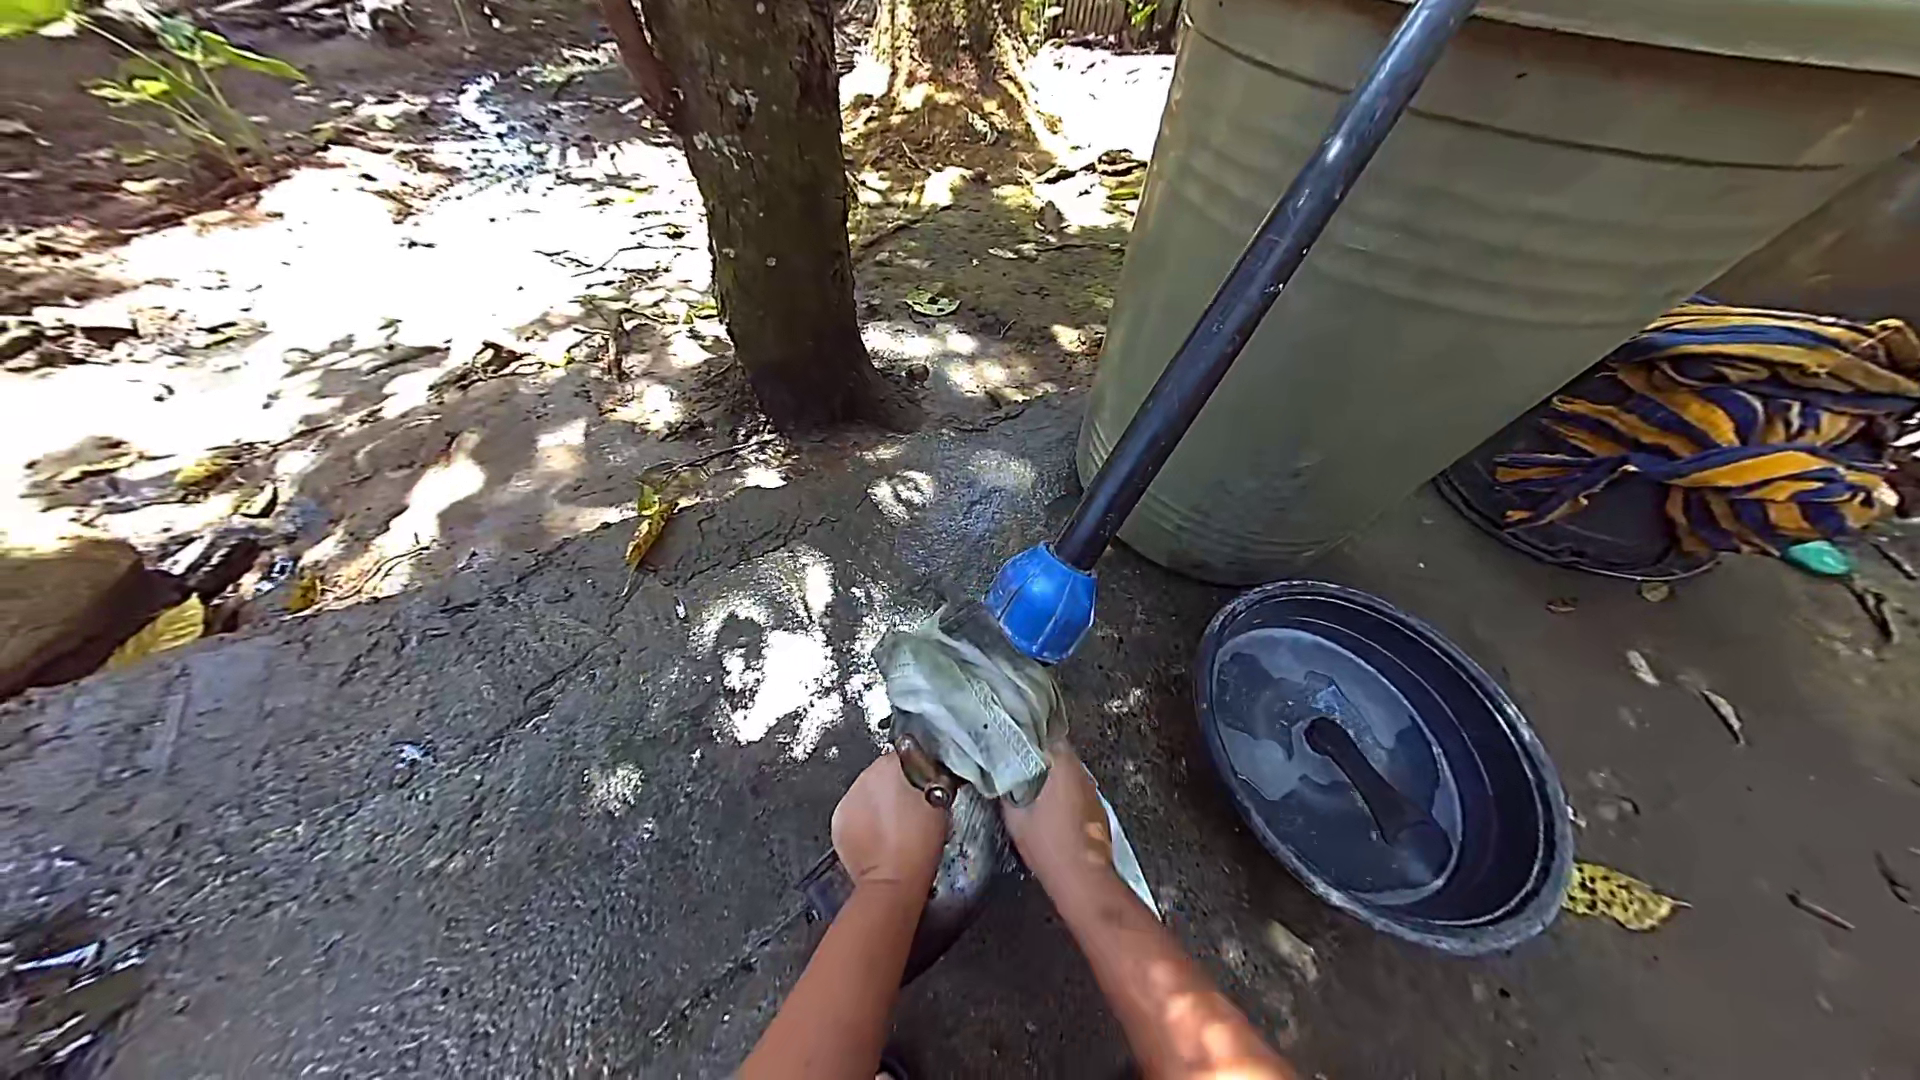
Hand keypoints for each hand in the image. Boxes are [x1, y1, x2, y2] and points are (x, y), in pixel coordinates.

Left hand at [832, 752, 948, 890]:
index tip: (921, 785)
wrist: (893, 880)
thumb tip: (929, 775)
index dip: (914, 770)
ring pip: (866, 793)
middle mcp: (864, 776)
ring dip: (876, 803)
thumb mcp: (939, 801)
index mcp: (890, 765)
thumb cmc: (919, 843)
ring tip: (893, 826)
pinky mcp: (838, 821)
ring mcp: (848, 799)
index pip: (903, 755)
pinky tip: (877, 836)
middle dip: (893, 787)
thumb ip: (930, 779)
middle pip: (881, 773)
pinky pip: (854, 814)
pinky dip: (863, 821)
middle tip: (909, 809)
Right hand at [1000, 741, 1118, 893]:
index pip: (1047, 734)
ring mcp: (1093, 790)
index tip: (1014, 739)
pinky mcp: (1098, 807)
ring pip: (1069, 770)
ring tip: (1032, 780)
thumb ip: (1008, 791)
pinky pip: (1078, 787)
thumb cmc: (1048, 845)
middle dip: (1040, 753)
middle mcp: (1082, 772)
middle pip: (1059, 751)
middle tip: (1018, 759)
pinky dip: (1065, 789)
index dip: (1029, 736)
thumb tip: (1002, 779)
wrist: (1083, 879)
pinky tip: (1051, 802)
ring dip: (1053, 772)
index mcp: (1062, 765)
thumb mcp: (1015, 818)